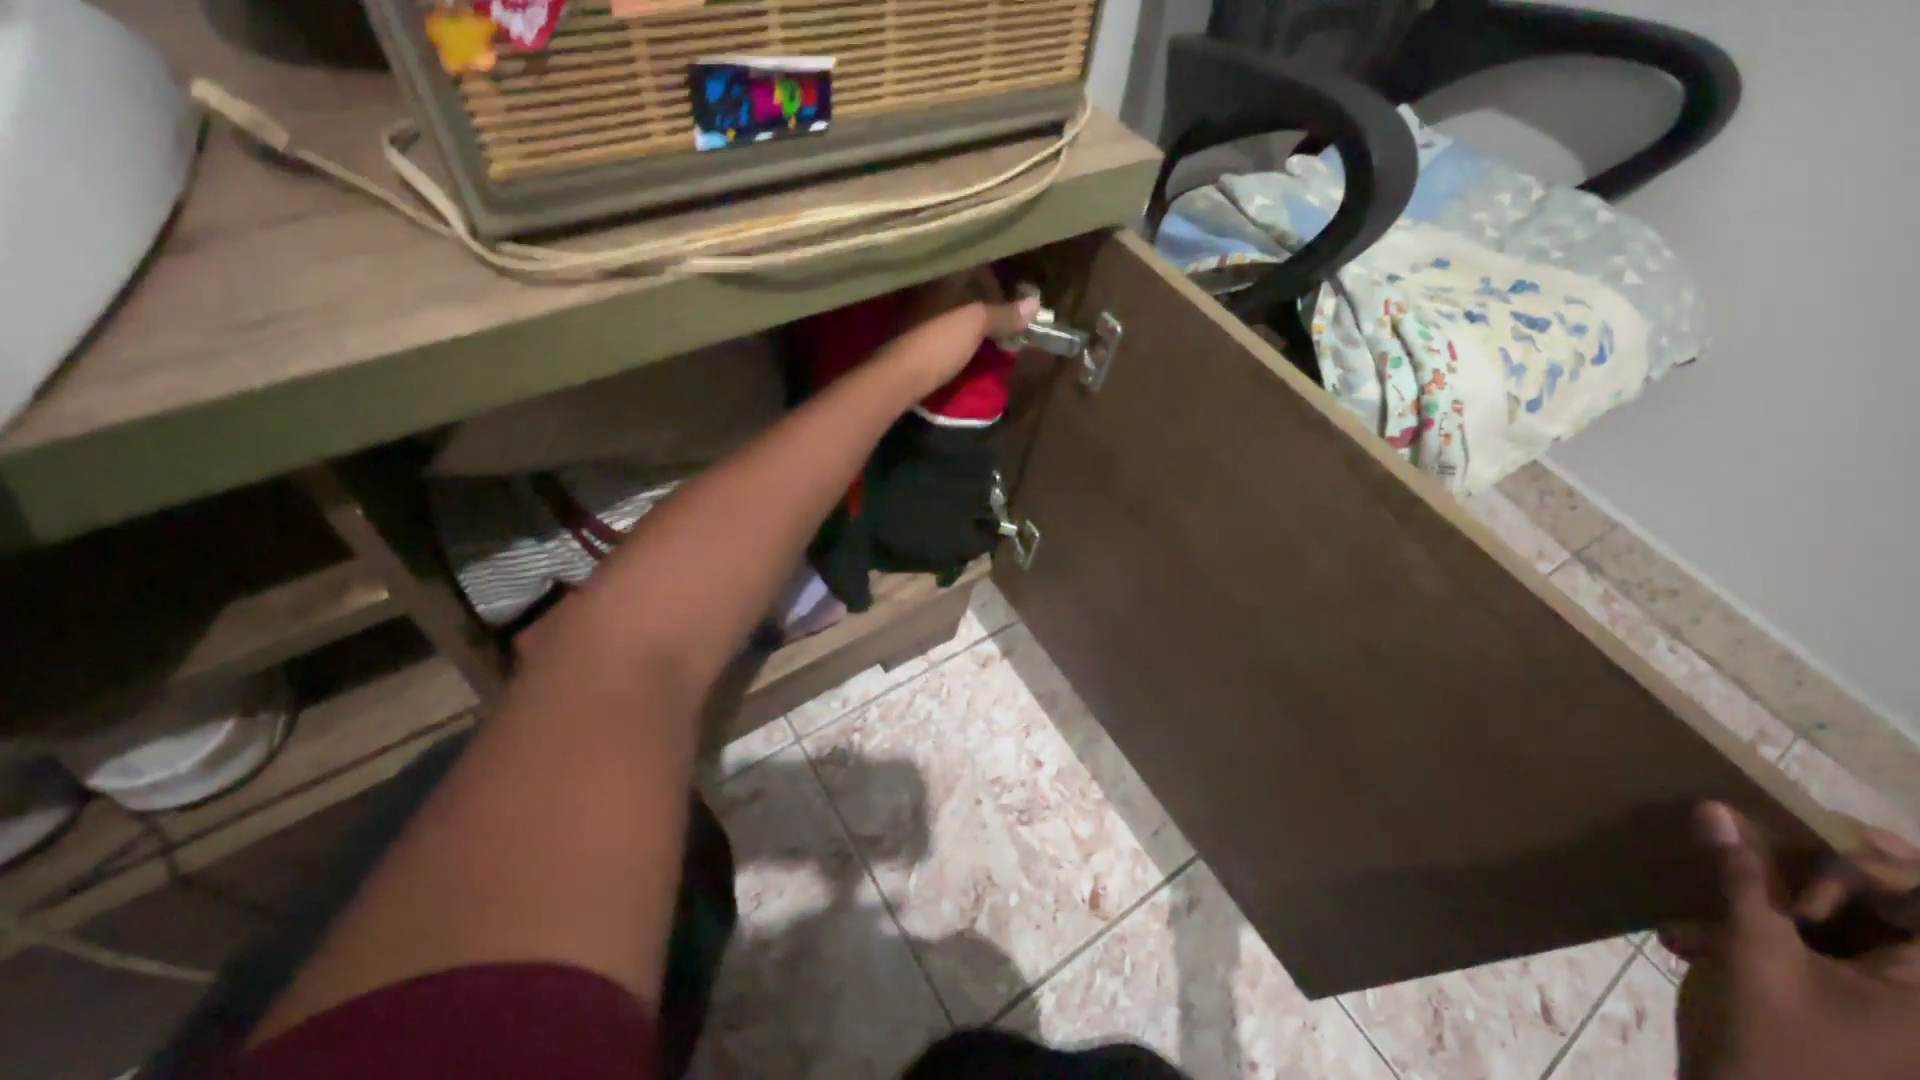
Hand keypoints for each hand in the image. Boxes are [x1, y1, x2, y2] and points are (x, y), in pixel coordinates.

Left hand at [891, 267, 1041, 394]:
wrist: (897, 380)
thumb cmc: (937, 344)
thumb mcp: (975, 324)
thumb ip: (1003, 314)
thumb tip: (1035, 303)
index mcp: (940, 280)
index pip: (975, 269)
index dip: (998, 282)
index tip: (1019, 297)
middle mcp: (928, 293)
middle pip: (966, 292)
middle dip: (990, 304)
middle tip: (1014, 321)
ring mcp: (920, 318)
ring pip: (956, 314)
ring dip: (978, 325)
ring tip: (1001, 337)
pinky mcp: (917, 343)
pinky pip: (948, 334)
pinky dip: (965, 339)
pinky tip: (977, 349)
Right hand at [1661, 803, 1919, 1079]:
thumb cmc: (1772, 1049)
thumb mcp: (1753, 956)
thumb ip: (1743, 880)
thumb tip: (1718, 809)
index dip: (1861, 858)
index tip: (1789, 857)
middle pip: (1881, 904)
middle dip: (1795, 881)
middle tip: (1735, 868)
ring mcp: (1889, 1011)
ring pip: (1838, 929)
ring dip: (1762, 911)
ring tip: (1694, 917)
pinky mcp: (1851, 1019)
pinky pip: (1816, 958)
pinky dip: (1759, 943)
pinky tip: (1694, 945)